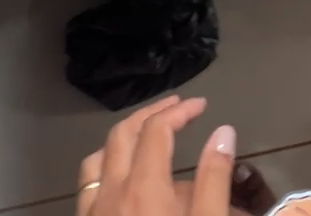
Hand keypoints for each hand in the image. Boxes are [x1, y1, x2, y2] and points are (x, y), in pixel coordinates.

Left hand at [79, 95, 236, 215]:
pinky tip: (123, 180)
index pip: (157, 128)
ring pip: (97, 159)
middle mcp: (111, 194)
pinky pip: (87, 188)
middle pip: (122, 134)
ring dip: (123, 138)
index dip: (180, 110)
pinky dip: (105, 168)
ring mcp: (93, 213)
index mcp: (143, 187)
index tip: (201, 105)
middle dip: (150, 113)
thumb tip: (223, 131)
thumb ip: (215, 178)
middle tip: (177, 106)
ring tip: (146, 135)